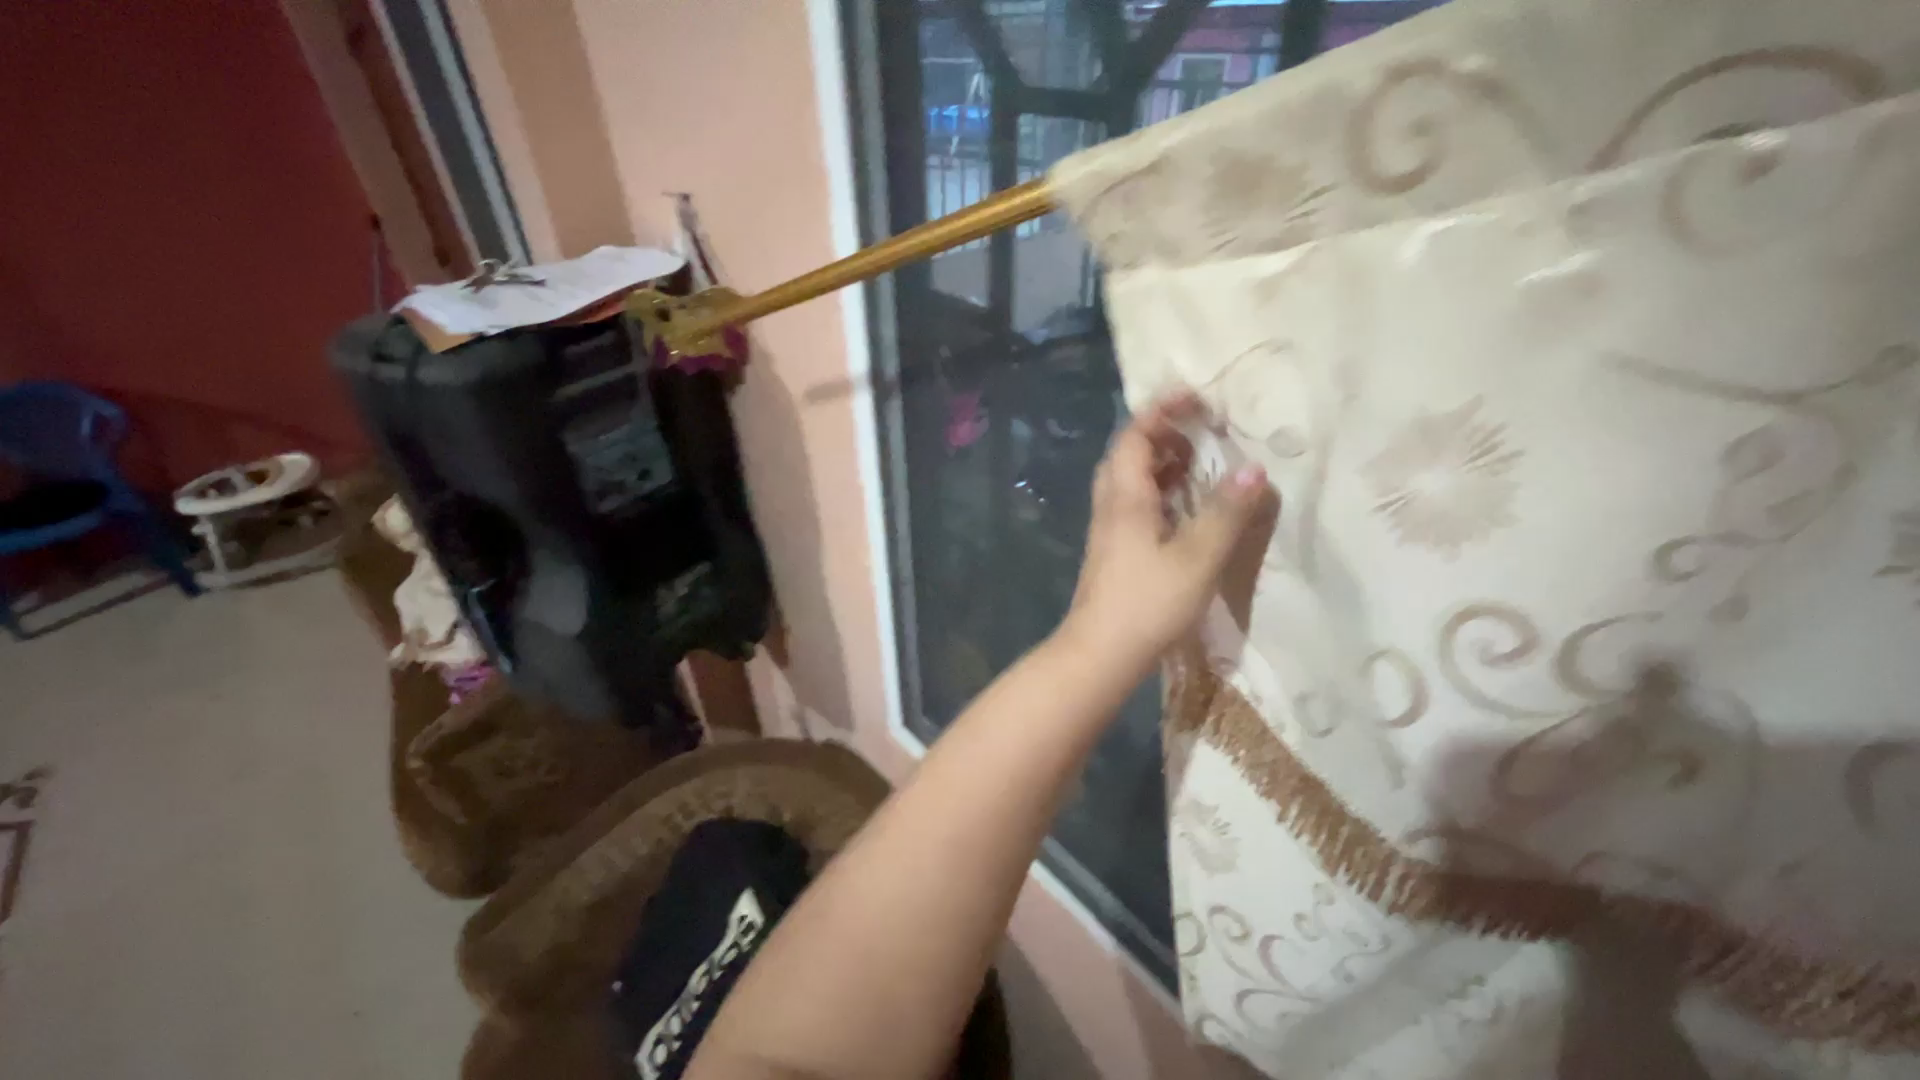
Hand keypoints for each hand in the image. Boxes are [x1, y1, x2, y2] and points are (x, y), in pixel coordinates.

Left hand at [1055, 390, 1276, 680]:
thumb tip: (1254, 468)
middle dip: (1162, 434)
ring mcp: (1108, 531)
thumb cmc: (1147, 602)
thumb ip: (1226, 513)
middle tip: (1200, 434)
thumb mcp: (1197, 557)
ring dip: (1160, 464)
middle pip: (1128, 454)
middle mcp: (1110, 506)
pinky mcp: (1113, 553)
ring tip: (1199, 466)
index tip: (1194, 396)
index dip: (1162, 410)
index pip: (1135, 435)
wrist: (1099, 654)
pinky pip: (1133, 506)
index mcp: (1125, 496)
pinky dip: (1159, 494)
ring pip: (1129, 481)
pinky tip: (1184, 512)